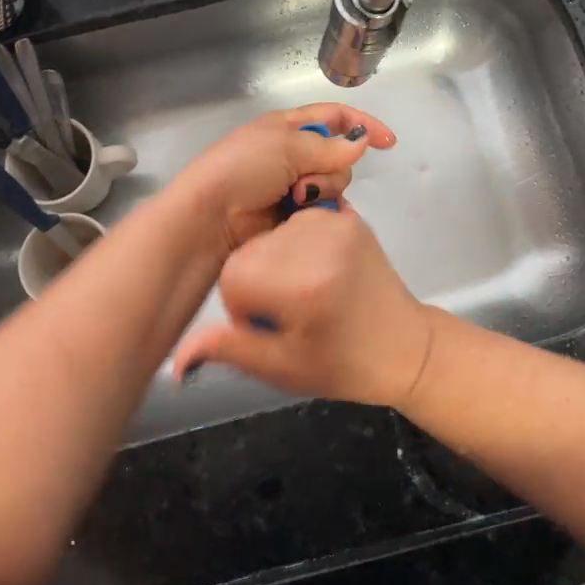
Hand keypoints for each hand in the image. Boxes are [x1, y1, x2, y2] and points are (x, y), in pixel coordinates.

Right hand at [171, 207, 433, 407]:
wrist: (406, 346)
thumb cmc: (343, 364)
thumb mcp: (283, 367)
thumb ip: (230, 350)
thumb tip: (178, 356)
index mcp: (303, 287)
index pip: (234, 276)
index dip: (242, 305)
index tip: (268, 323)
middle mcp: (320, 245)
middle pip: (250, 250)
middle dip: (257, 280)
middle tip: (286, 309)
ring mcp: (337, 225)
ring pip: (270, 234)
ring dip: (275, 259)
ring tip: (302, 290)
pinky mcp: (349, 217)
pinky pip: (297, 222)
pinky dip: (296, 244)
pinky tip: (315, 269)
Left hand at [173, 104, 395, 253]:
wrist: (211, 218)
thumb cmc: (242, 169)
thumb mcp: (285, 146)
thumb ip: (329, 146)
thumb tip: (361, 143)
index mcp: (287, 127)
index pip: (334, 117)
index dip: (362, 125)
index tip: (388, 143)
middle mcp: (293, 154)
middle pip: (339, 157)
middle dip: (331, 171)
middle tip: (305, 184)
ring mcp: (293, 186)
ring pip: (334, 185)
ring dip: (321, 192)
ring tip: (296, 203)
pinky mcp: (293, 216)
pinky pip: (324, 211)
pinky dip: (320, 213)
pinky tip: (307, 218)